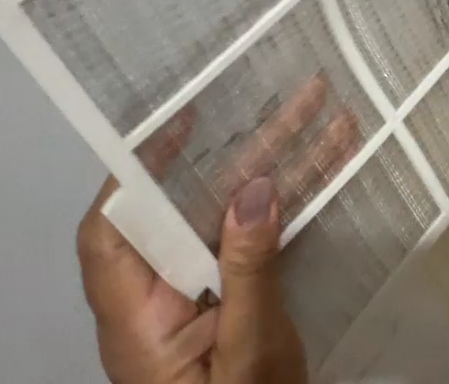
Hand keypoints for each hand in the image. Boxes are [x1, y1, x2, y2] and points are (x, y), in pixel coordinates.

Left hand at [77, 75, 359, 383]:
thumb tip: (254, 187)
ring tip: (330, 115)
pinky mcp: (241, 297)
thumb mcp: (247, 350)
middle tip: (300, 98)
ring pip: (239, 213)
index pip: (113, 231)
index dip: (137, 172)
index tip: (180, 122)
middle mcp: (164, 294)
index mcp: (138, 315)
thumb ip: (247, 270)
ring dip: (285, 163)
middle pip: (196, 206)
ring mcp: (206, 293)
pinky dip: (300, 198)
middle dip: (248, 148)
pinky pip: (266, 236)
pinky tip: (336, 162)